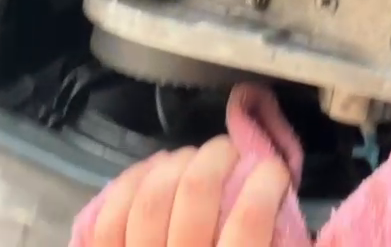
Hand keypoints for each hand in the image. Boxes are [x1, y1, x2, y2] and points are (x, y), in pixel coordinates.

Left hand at [85, 137, 290, 246]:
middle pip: (195, 193)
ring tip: (195, 159)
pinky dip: (134, 181)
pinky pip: (110, 215)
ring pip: (152, 196)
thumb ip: (273, 242)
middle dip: (219, 156)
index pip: (250, 221)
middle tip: (233, 152)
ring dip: (179, 163)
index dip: (267, 181)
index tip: (275, 170)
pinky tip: (156, 171)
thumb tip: (280, 199)